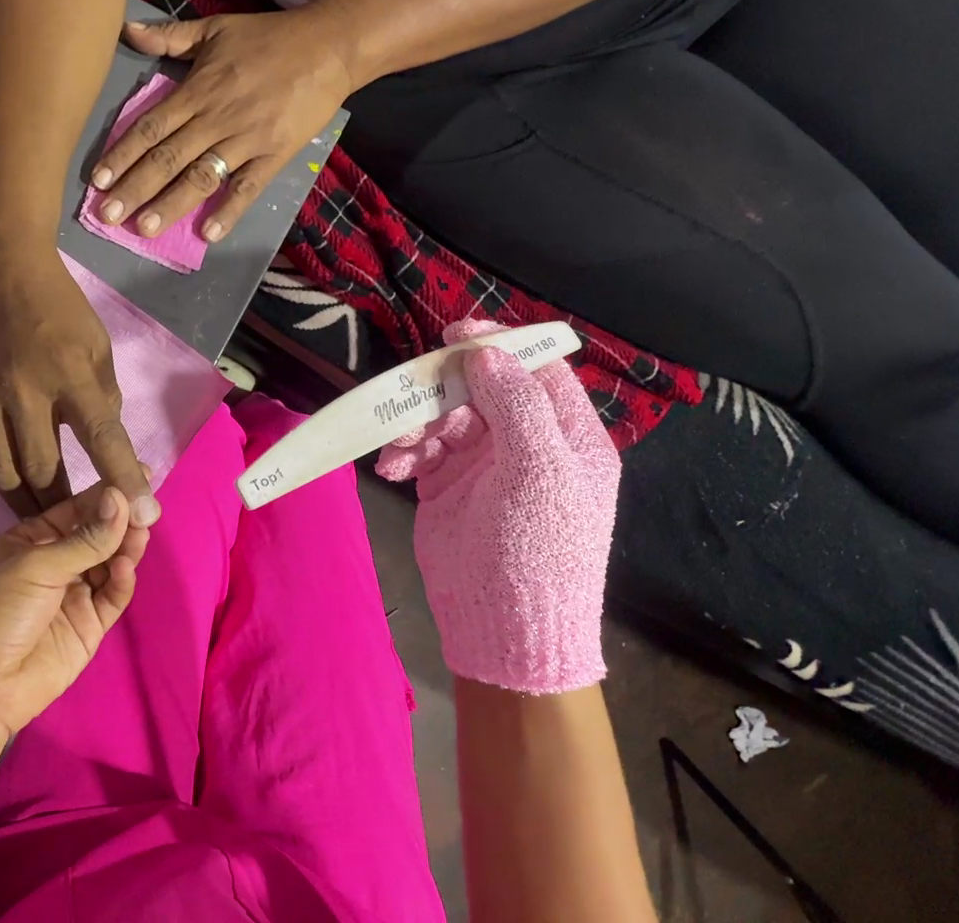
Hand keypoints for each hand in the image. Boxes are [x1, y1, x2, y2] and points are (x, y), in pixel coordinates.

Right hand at [0, 250, 158, 523]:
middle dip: (64, 507)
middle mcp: (27, 391)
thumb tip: (105, 441)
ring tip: (37, 526)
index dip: (124, 479)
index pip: (102, 437)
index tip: (144, 516)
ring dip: (18, 500)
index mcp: (71, 375)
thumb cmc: (60, 303)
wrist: (5, 263)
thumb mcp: (98, 343)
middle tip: (79, 532)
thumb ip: (103, 395)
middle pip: (42, 466)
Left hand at [0, 483, 147, 737]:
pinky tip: (126, 567)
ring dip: (126, 546)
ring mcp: (75, 593)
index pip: (75, 508)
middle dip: (122, 518)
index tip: (138, 473)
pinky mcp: (90, 625)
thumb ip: (84, 538)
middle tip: (149, 503)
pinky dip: (122, 580)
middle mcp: (56, 561)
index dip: (105, 492)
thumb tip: (120, 497)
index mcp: (32, 539)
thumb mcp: (36, 566)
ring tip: (142, 532)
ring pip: (111, 562)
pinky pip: (112, 596)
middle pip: (98, 533)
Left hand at [90, 7, 357, 242]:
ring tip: (144, 229)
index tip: (97, 179)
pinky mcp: (274, 155)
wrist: (331, 45)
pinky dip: (229, 210)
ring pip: (201, 176)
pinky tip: (208, 234)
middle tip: (107, 217)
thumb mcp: (216, 28)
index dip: (123, 153)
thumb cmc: (268, 38)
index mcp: (198, 90)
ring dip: (171, 204)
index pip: (151, 126)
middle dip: (135, 188)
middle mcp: (216, 118)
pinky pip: (248, 187)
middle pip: (168, 157)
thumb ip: (170, 36)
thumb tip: (128, 31)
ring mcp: (246, 139)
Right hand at [375, 320, 620, 694]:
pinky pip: (420, 448)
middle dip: (443, 391)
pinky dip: (403, 451)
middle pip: (480, 388)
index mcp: (566, 435)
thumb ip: (517, 407)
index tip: (455, 334)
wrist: (503, 624)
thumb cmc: (538, 549)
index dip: (501, 344)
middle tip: (414, 401)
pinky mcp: (445, 484)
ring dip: (416, 423)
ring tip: (400, 447)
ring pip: (444, 415)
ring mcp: (483, 463)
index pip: (537, 369)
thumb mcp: (539, 473)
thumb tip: (488, 352)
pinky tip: (392, 469)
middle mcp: (525, 442)